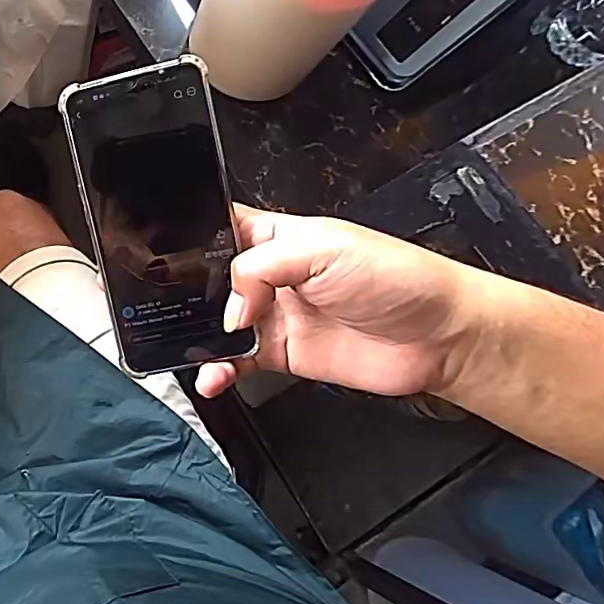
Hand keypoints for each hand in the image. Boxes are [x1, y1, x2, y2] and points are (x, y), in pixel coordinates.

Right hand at [194, 205, 485, 399]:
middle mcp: (271, 275)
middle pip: (211, 280)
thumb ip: (262, 268)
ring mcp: (274, 315)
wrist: (439, 338)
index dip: (193, 238)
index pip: (223, 229)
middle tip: (164, 304)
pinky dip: (219, 371)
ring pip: (219, 324)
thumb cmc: (396, 278)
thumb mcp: (323, 250)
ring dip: (198, 335)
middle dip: (186, 291)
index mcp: (277, 237)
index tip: (165, 255)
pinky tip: (213, 375)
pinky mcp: (282, 353)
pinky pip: (237, 362)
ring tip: (186, 345)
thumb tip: (229, 308)